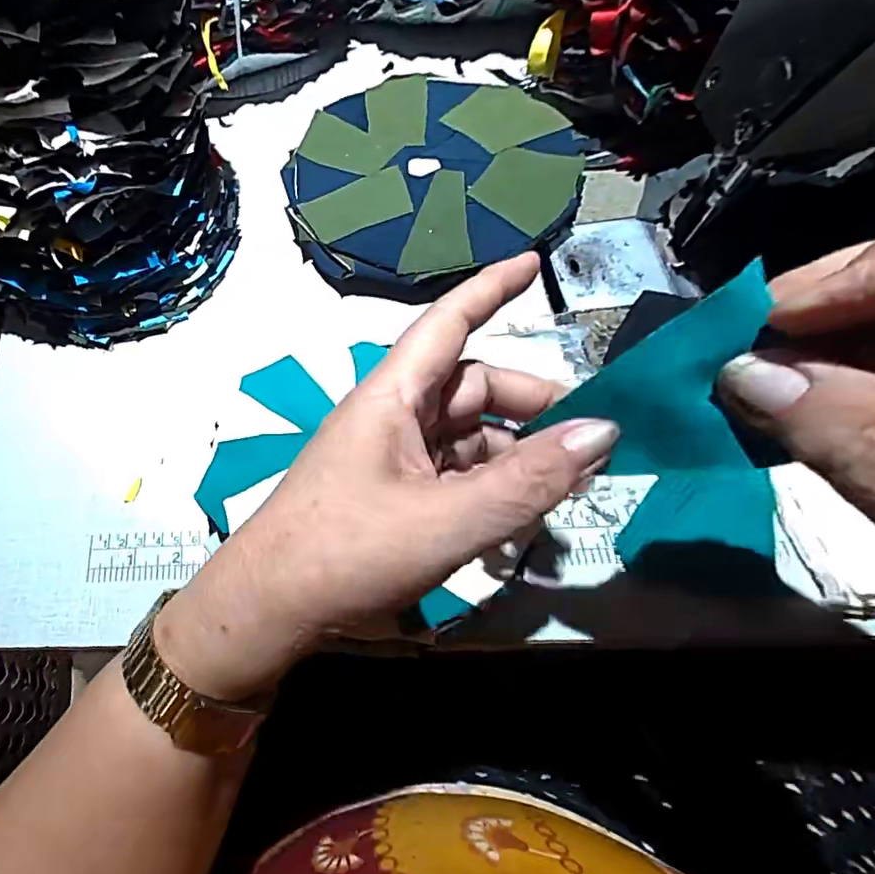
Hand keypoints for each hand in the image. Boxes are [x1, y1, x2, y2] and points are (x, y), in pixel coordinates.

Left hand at [156, 254, 618, 700]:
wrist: (271, 609)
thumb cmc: (347, 551)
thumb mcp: (447, 518)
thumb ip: (527, 480)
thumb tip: (603, 431)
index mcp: (393, 396)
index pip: (448, 323)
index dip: (491, 289)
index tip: (534, 264)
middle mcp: (394, 417)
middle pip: (472, 389)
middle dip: (530, 404)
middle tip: (586, 438)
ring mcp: (393, 459)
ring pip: (468, 437)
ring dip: (516, 454)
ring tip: (565, 485)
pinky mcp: (394, 496)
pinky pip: (454, 476)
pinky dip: (490, 487)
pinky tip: (520, 516)